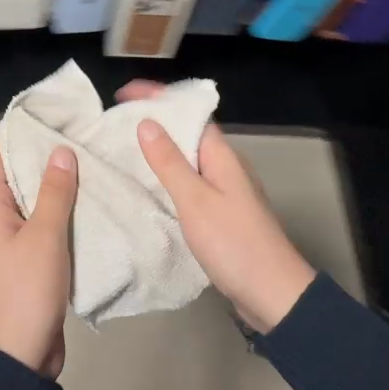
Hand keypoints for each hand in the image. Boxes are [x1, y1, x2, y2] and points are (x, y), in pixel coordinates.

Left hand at [0, 140, 77, 376]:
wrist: (20, 354)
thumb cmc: (25, 289)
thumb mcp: (43, 237)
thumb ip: (53, 193)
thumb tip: (60, 150)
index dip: (19, 133)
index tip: (50, 116)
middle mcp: (0, 217)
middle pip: (20, 175)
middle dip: (47, 157)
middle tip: (82, 138)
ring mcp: (16, 240)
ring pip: (38, 201)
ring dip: (61, 187)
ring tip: (95, 165)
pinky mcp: (34, 260)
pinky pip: (49, 226)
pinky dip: (67, 214)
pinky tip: (95, 206)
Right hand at [118, 81, 316, 333]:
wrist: (274, 296)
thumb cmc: (234, 243)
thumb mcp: (195, 200)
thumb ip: (169, 162)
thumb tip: (146, 122)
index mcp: (220, 154)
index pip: (188, 111)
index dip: (157, 97)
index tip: (122, 93)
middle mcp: (224, 165)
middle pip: (186, 130)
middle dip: (153, 119)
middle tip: (114, 120)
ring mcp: (225, 189)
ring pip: (186, 156)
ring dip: (158, 148)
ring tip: (122, 147)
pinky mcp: (221, 212)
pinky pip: (188, 180)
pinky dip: (166, 174)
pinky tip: (146, 185)